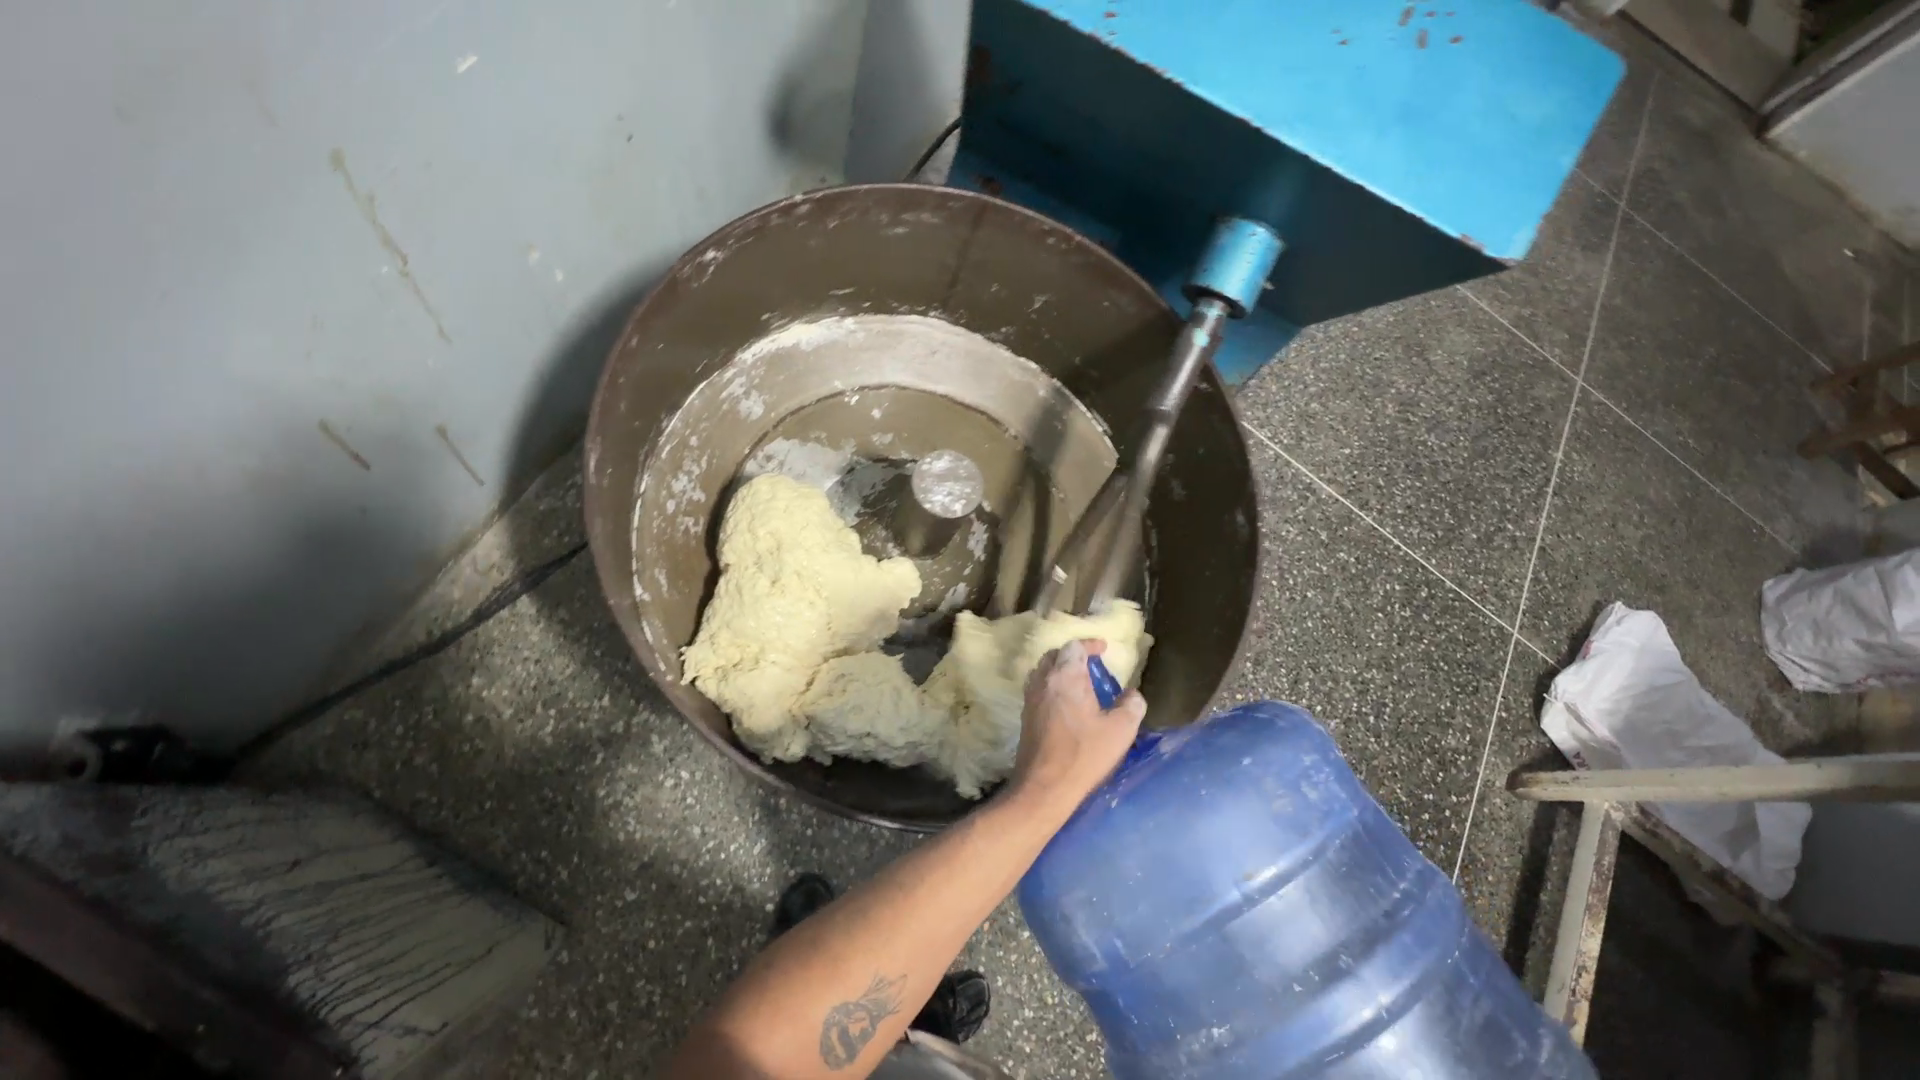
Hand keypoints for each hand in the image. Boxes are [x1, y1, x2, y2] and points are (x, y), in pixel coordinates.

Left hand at [1006, 639, 1146, 812]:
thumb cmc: (1084, 754)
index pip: (1074, 646)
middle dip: (1073, 655)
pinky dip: (1053, 687)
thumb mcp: (1121, 730)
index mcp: (1065, 677)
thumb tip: (1132, 694)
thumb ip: (1131, 705)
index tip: (1104, 649)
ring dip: (1060, 671)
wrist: (1045, 786)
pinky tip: (1067, 704)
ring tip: (1080, 683)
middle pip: (1055, 655)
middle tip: (1092, 666)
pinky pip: (1039, 689)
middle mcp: (1043, 681)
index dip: (1090, 644)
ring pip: (1043, 672)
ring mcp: (1030, 699)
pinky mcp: (1026, 716)